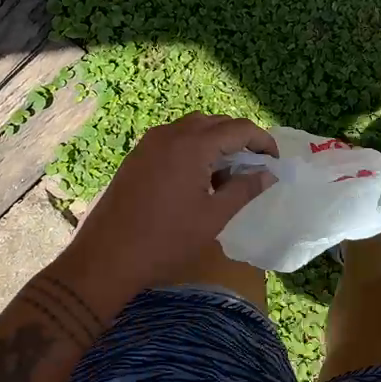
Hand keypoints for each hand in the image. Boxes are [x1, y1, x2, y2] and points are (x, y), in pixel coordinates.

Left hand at [51, 113, 276, 307]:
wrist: (105, 259)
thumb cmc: (165, 240)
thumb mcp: (213, 217)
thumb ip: (244, 190)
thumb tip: (268, 174)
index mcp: (193, 145)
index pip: (238, 129)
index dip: (261, 141)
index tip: (275, 160)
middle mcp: (171, 134)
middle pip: (215, 123)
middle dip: (238, 139)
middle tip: (253, 166)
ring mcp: (150, 143)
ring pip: (192, 128)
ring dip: (214, 142)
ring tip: (226, 174)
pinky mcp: (136, 156)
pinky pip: (173, 139)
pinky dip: (193, 148)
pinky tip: (196, 179)